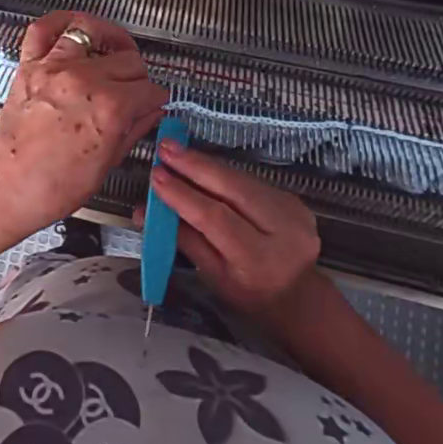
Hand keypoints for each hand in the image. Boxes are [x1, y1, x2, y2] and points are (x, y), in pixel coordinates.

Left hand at [0, 11, 168, 248]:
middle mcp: (85, 81)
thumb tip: (150, 113)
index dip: (157, 99)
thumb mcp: (108, 162)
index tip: (153, 102)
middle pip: (129, 60)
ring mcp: (56, 69)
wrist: (8, 187)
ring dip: (110, 39)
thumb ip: (135, 128)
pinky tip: (76, 27)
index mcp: (110, 108)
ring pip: (94, 32)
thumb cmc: (51, 185)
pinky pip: (44, 28)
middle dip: (139, 76)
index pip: (150, 89)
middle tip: (136, 89)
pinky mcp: (31, 67)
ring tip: (116, 48)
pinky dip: (62, 21)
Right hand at [148, 140, 322, 322]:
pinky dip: (224, 173)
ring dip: (207, 164)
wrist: (298, 295)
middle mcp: (282, 230)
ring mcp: (292, 210)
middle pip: (233, 188)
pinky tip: (202, 164)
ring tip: (177, 151)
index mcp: (258, 259)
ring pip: (242, 179)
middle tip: (166, 148)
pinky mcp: (294, 198)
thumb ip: (183, 238)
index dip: (184, 195)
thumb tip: (144, 210)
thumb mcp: (213, 275)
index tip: (157, 176)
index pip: (215, 218)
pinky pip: (251, 180)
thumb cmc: (248, 293)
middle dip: (195, 166)